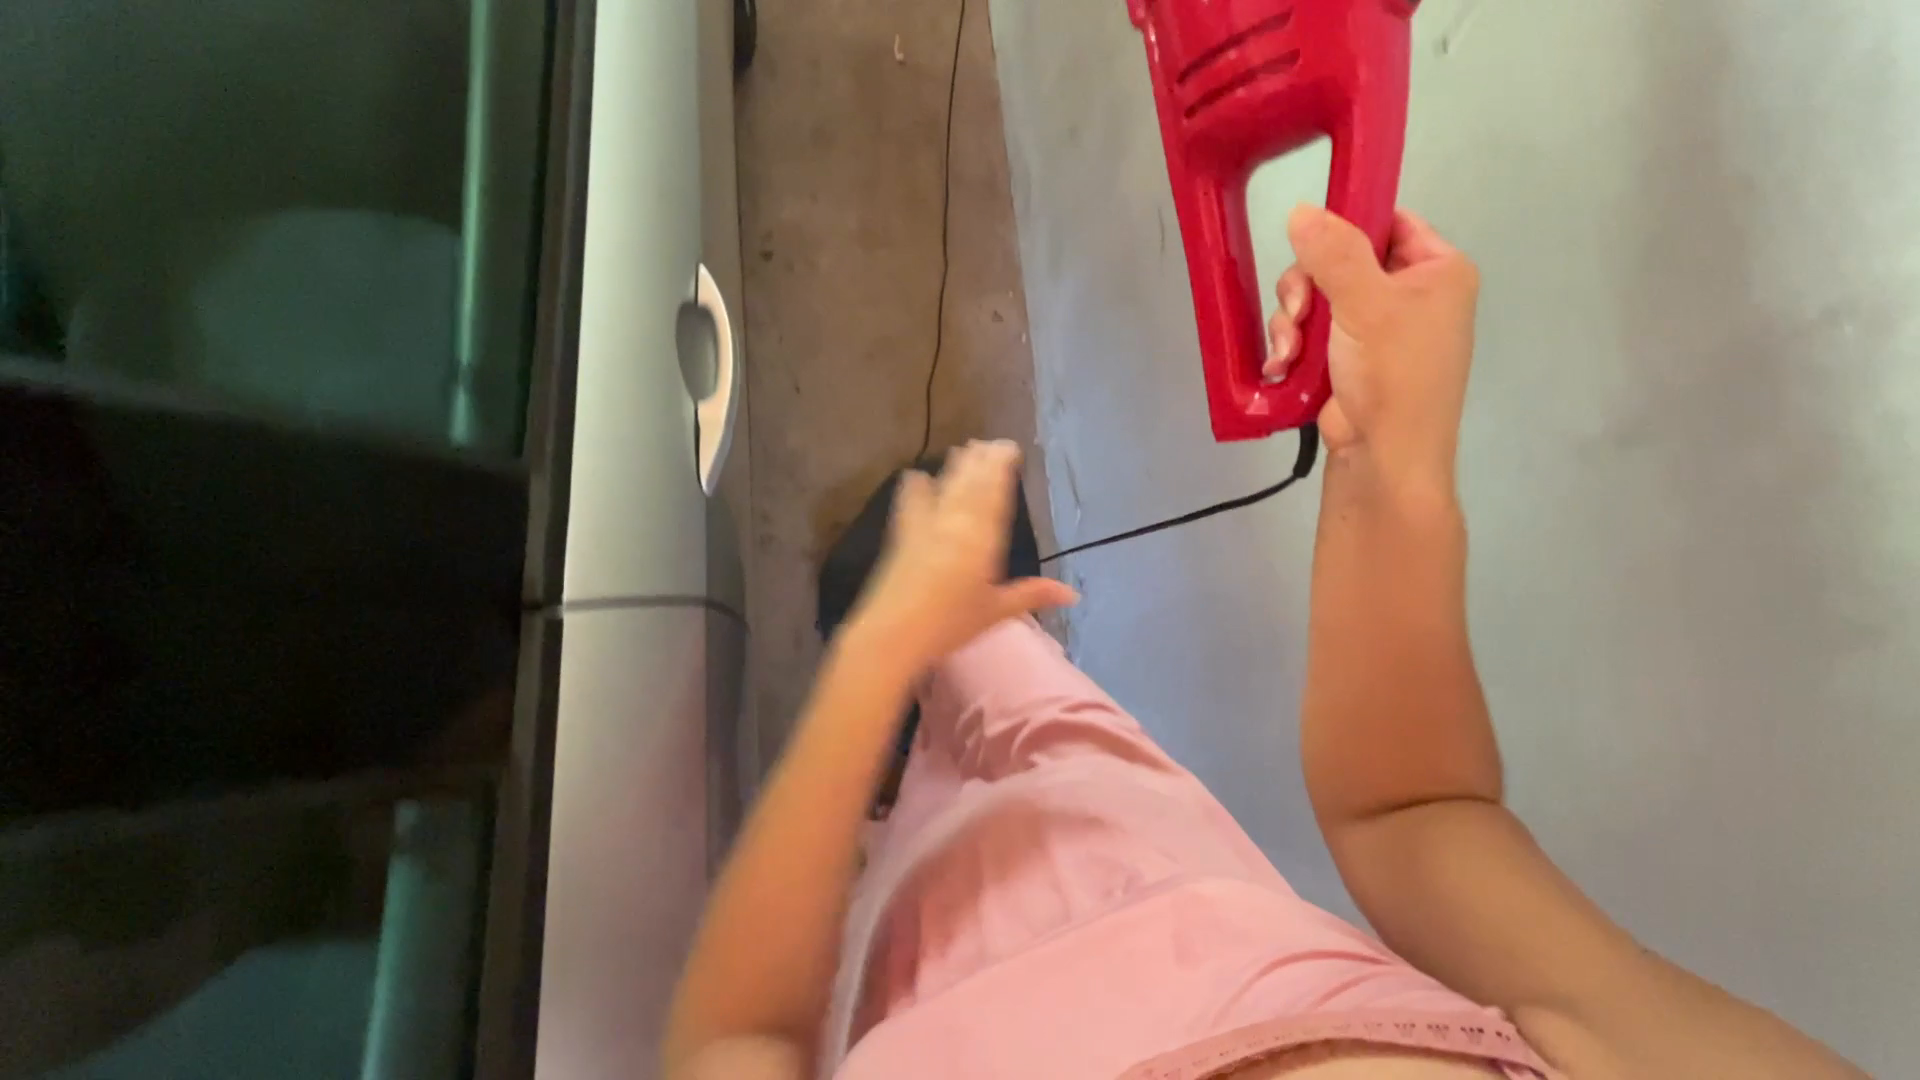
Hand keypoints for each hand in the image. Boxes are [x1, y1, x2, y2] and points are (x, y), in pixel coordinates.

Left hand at [843, 440, 1077, 671]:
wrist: (893, 633)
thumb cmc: (950, 624)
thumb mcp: (995, 611)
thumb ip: (1032, 595)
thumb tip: (1073, 594)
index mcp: (982, 541)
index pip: (994, 496)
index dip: (1001, 470)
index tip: (1008, 449)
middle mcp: (955, 525)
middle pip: (970, 486)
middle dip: (981, 462)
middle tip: (989, 442)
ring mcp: (925, 527)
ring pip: (945, 489)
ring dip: (955, 468)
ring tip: (964, 448)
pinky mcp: (901, 537)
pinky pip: (911, 504)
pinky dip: (915, 488)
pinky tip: (915, 475)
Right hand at [1264, 205, 1479, 491]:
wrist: (1383, 454)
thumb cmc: (1393, 373)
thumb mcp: (1366, 303)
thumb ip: (1334, 253)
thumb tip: (1300, 209)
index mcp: (1436, 271)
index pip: (1390, 223)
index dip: (1348, 225)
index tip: (1311, 240)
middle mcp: (1408, 296)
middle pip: (1339, 262)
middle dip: (1306, 288)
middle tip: (1298, 311)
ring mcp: (1374, 331)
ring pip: (1315, 300)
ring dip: (1291, 323)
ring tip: (1288, 351)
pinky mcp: (1344, 360)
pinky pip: (1307, 335)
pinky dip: (1290, 348)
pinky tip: (1282, 366)